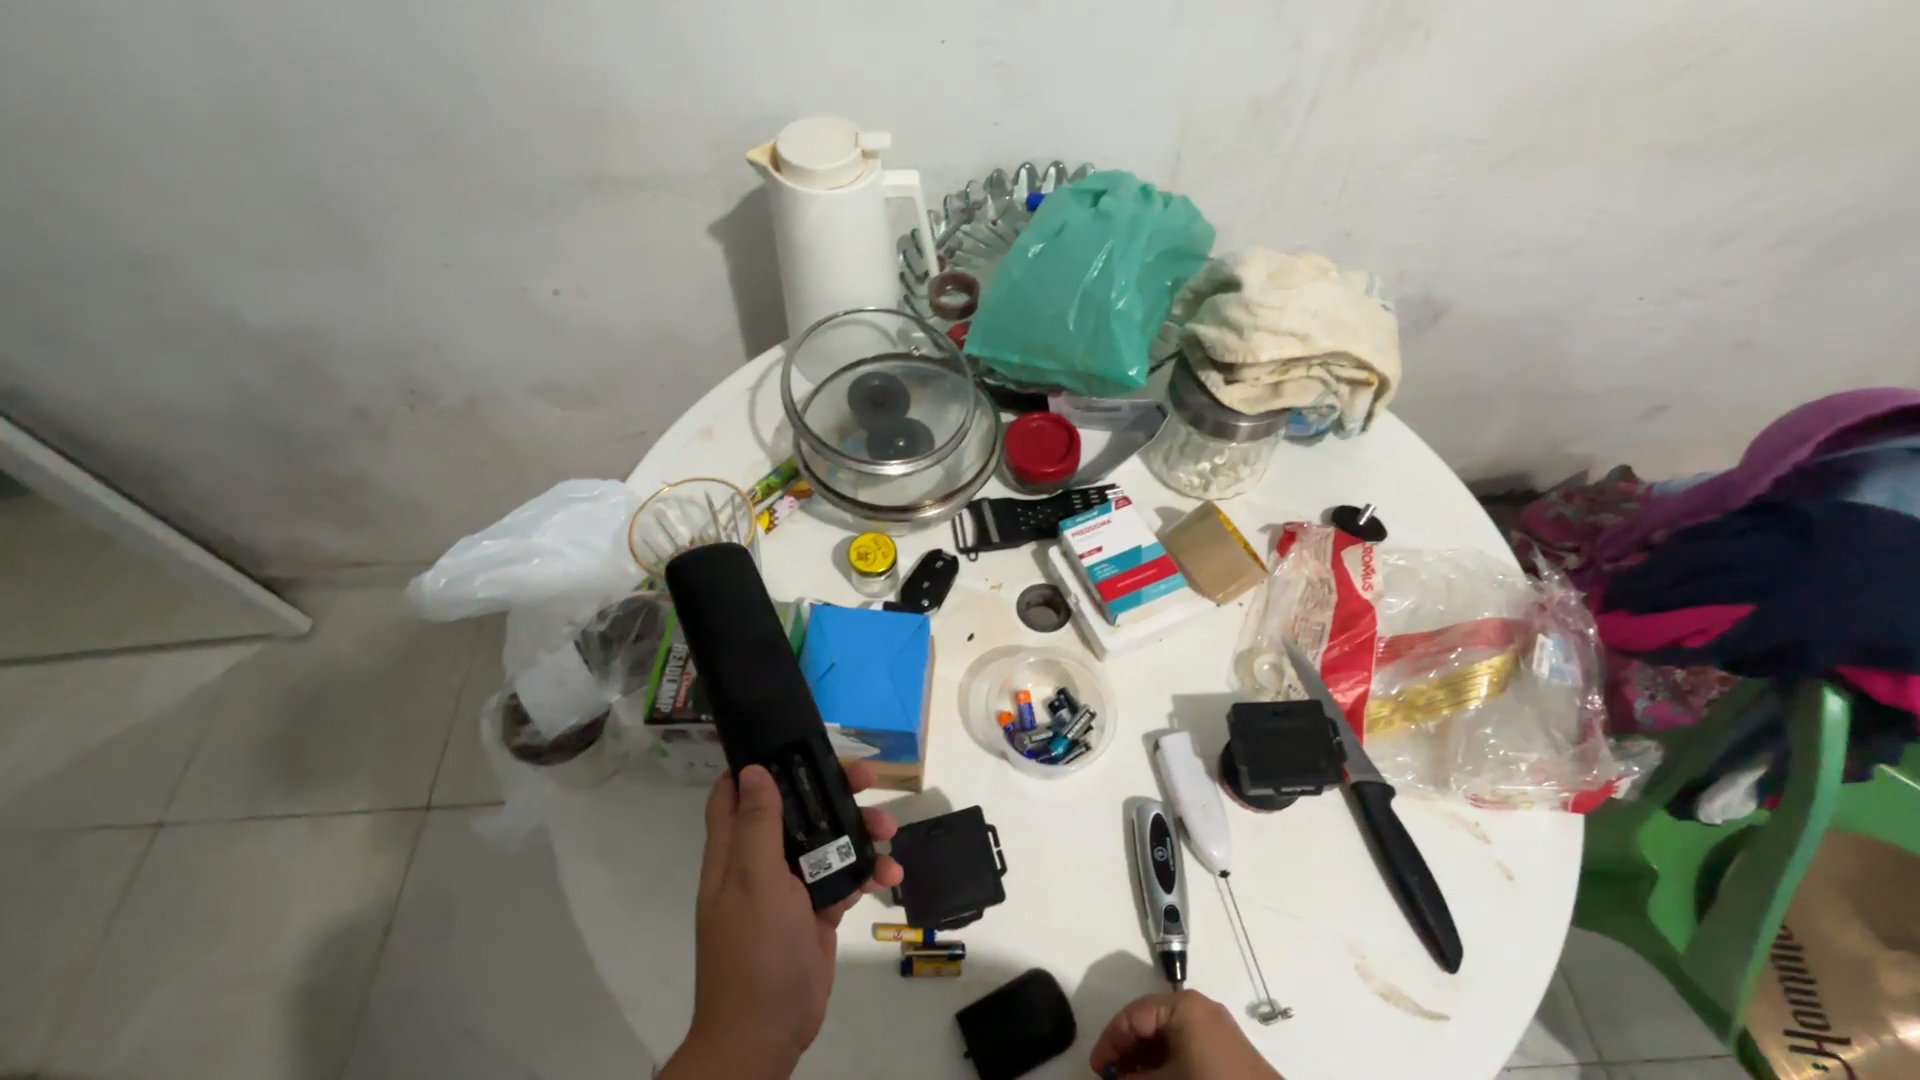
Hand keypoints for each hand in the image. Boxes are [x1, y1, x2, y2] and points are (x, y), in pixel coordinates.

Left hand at [660, 762, 903, 1079]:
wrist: (767, 1030)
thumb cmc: (754, 950)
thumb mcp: (755, 881)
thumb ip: (756, 826)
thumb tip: (750, 770)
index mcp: (735, 852)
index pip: (735, 795)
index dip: (760, 767)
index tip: (795, 745)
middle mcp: (761, 864)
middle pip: (796, 811)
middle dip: (831, 791)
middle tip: (867, 777)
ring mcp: (790, 889)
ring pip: (827, 842)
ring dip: (860, 831)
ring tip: (889, 828)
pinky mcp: (816, 912)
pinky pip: (845, 880)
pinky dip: (868, 873)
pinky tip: (890, 875)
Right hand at [1091, 991, 1284, 1079]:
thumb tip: (1116, 1079)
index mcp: (1181, 1006)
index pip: (1132, 1015)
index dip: (1110, 1042)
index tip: (1097, 1070)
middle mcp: (1197, 1008)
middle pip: (1149, 1022)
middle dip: (1128, 1051)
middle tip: (1112, 1078)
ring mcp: (1214, 1027)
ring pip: (1166, 1037)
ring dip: (1145, 1060)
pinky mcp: (1224, 1049)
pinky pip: (1184, 1047)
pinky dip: (1166, 1063)